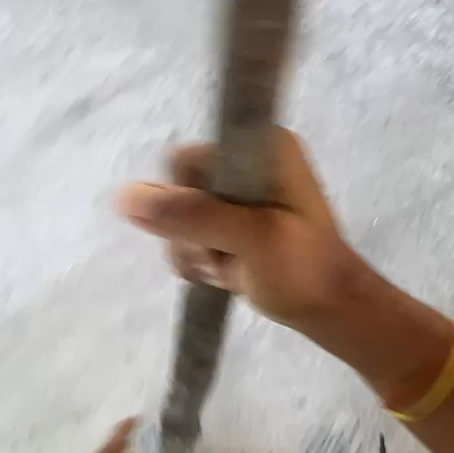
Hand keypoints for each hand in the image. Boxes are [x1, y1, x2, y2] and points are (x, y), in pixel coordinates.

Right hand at [115, 129, 368, 329]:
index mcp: (265, 146)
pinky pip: (181, 234)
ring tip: (231, 266)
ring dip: (193, 250)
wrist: (327, 305)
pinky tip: (225, 272)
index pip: (187, 160)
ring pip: (173, 216)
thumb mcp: (254, 240)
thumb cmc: (304, 268)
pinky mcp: (226, 219)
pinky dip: (196, 258)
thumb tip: (125, 197)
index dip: (192, 199)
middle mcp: (246, 159)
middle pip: (174, 190)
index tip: (222, 227)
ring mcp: (235, 191)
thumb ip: (195, 216)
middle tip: (227, 254)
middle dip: (190, 232)